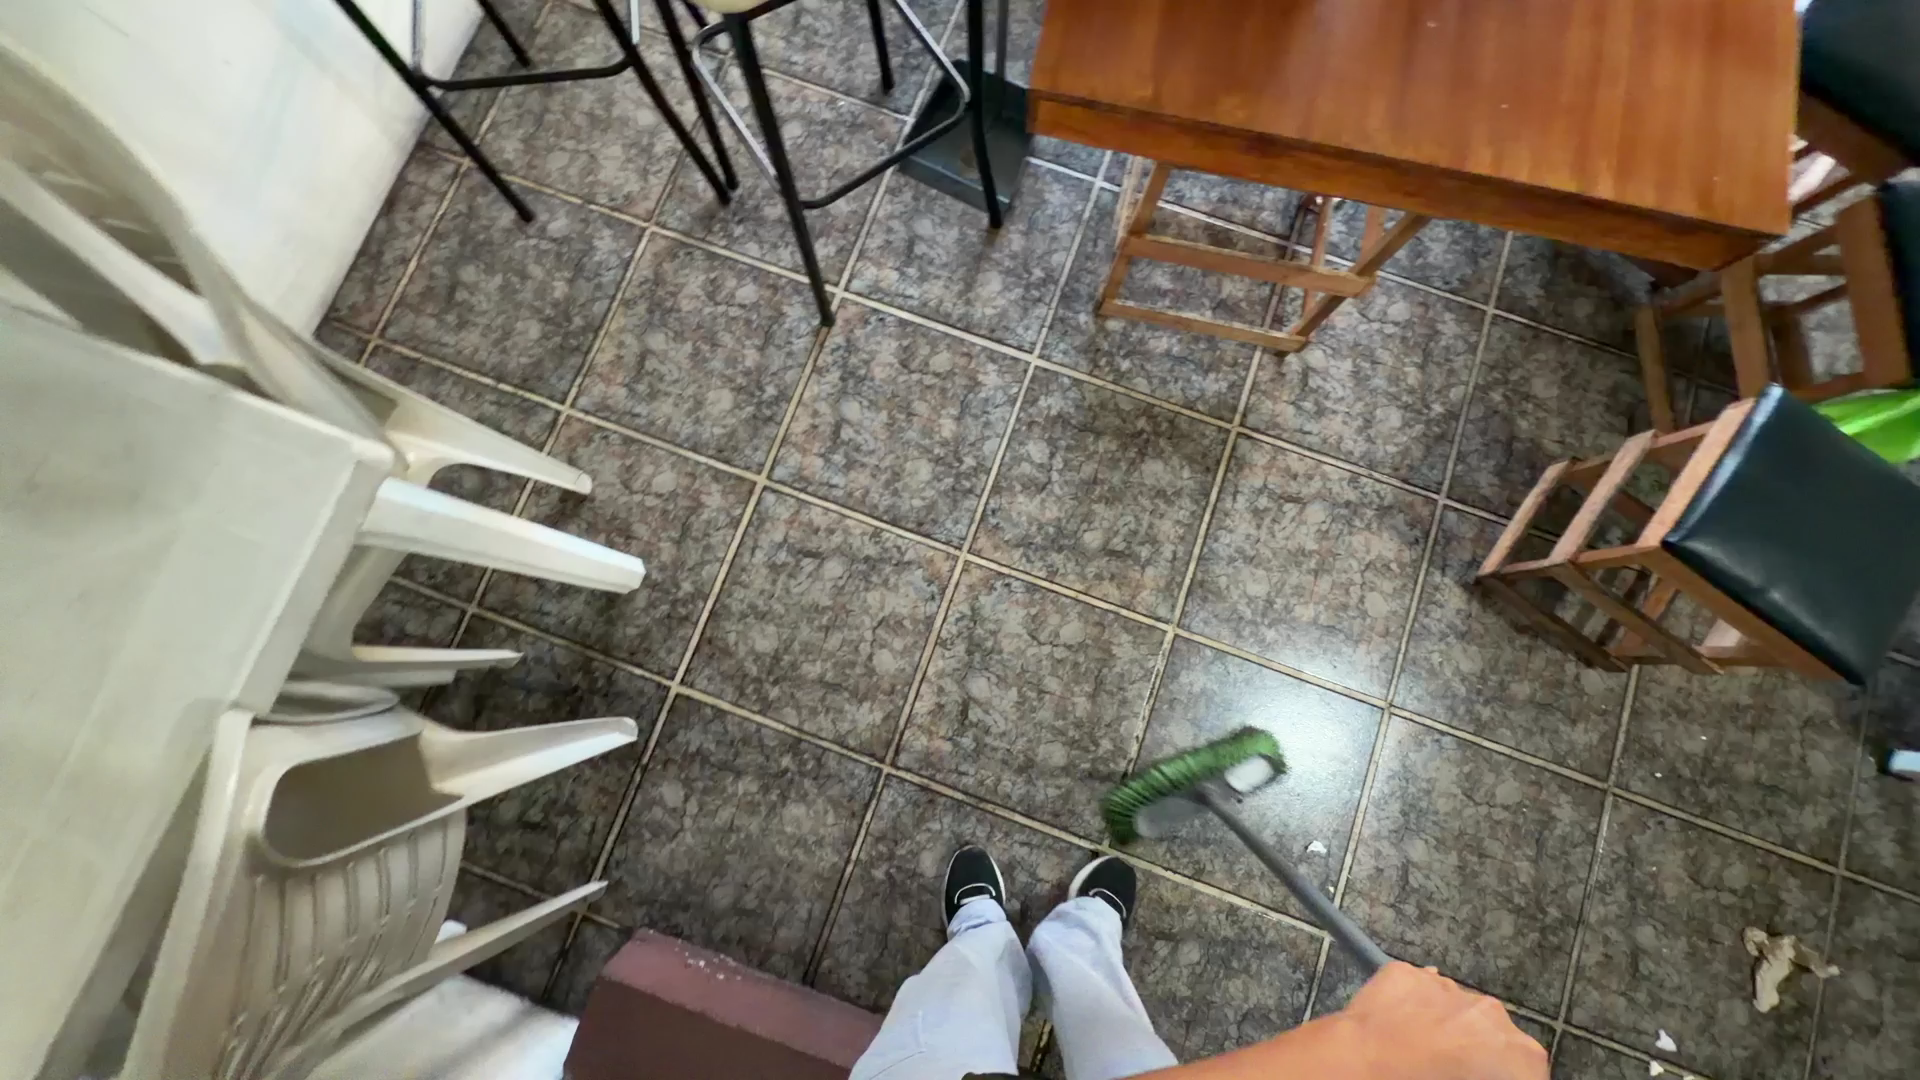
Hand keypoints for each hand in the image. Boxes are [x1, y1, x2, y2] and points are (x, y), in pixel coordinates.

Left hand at [1341, 962, 1546, 1079]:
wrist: (1368, 1061)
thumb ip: (1495, 1072)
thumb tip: (1475, 1067)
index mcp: (1521, 1053)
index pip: (1526, 1071)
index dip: (1503, 1076)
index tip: (1480, 1077)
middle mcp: (1490, 1011)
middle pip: (1491, 1035)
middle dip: (1477, 1051)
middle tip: (1452, 1069)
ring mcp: (1444, 984)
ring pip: (1453, 1008)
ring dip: (1445, 1024)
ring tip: (1420, 1048)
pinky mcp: (1404, 971)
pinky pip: (1415, 989)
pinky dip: (1411, 1004)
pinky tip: (1398, 1023)